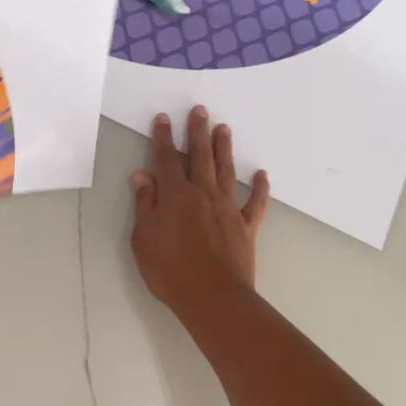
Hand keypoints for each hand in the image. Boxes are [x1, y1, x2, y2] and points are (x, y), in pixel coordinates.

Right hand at [129, 105, 270, 313]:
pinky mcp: (246, 227)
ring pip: (226, 172)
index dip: (163, 138)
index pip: (167, 160)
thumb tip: (142, 176)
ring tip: (224, 128)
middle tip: (200, 110)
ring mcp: (227, 209)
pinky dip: (260, 189)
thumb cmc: (169, 269)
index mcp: (175, 195)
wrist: (212, 295)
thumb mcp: (143, 238)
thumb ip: (145, 204)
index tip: (163, 118)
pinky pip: (255, 203)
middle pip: (200, 157)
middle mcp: (203, 194)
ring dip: (224, 149)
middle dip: (198, 132)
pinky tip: (262, 175)